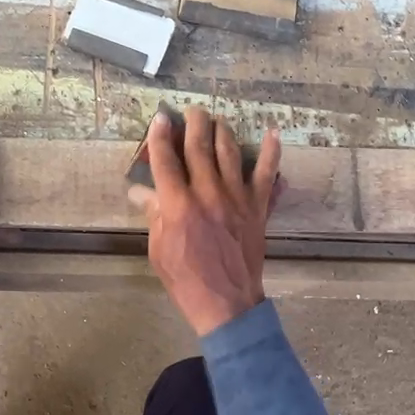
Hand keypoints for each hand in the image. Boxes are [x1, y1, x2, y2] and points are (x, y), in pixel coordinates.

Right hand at [129, 107, 282, 335]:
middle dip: (193, 123)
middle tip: (191, 110)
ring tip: (217, 120)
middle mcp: (208, 193)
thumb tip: (141, 191)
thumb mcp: (158, 249)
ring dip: (222, 131)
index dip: (160, 136)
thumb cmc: (186, 280)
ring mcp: (236, 198)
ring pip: (229, 152)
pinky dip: (271, 153)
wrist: (227, 304)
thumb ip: (154, 215)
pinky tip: (273, 134)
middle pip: (199, 146)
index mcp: (178, 204)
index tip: (160, 118)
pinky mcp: (258, 207)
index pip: (165, 160)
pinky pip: (267, 175)